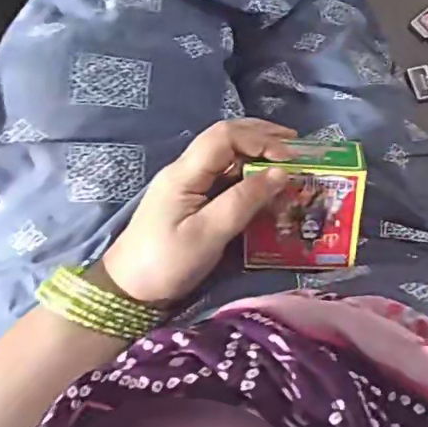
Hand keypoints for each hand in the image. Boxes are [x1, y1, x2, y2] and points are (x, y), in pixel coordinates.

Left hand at [99, 119, 297, 303]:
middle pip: (226, 137)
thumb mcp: (209, 234)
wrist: (129, 290)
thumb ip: (244, 200)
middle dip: (263, 137)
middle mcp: (185, 170)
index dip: (261, 140)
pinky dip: (250, 174)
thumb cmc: (167, 263)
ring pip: (226, 156)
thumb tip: (282, 173)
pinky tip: (267, 184)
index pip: (225, 136)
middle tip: (299, 146)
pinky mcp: (191, 201)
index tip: (291, 158)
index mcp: (185, 173)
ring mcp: (187, 185)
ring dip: (258, 153)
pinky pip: (224, 176)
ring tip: (289, 161)